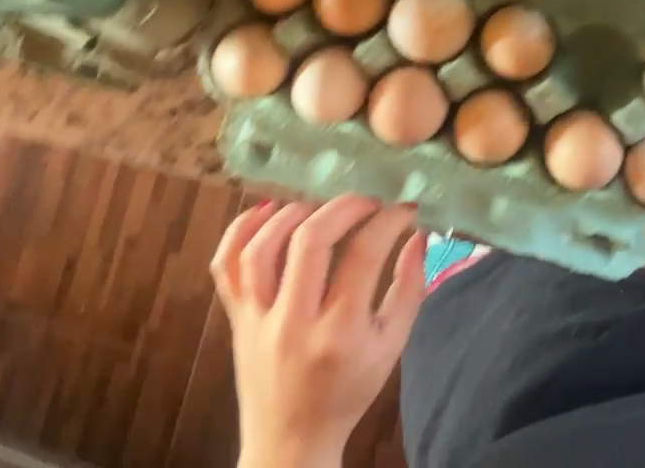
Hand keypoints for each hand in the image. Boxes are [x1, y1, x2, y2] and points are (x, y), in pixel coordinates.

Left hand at [213, 195, 426, 467]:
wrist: (290, 444)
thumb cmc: (348, 393)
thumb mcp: (391, 347)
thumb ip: (409, 288)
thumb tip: (418, 234)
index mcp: (340, 333)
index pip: (364, 255)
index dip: (389, 220)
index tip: (405, 208)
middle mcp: (293, 322)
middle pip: (311, 240)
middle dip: (345, 206)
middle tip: (368, 200)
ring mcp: (256, 319)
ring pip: (264, 247)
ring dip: (296, 212)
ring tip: (323, 207)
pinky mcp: (234, 318)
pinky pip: (226, 265)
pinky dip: (242, 228)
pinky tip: (269, 210)